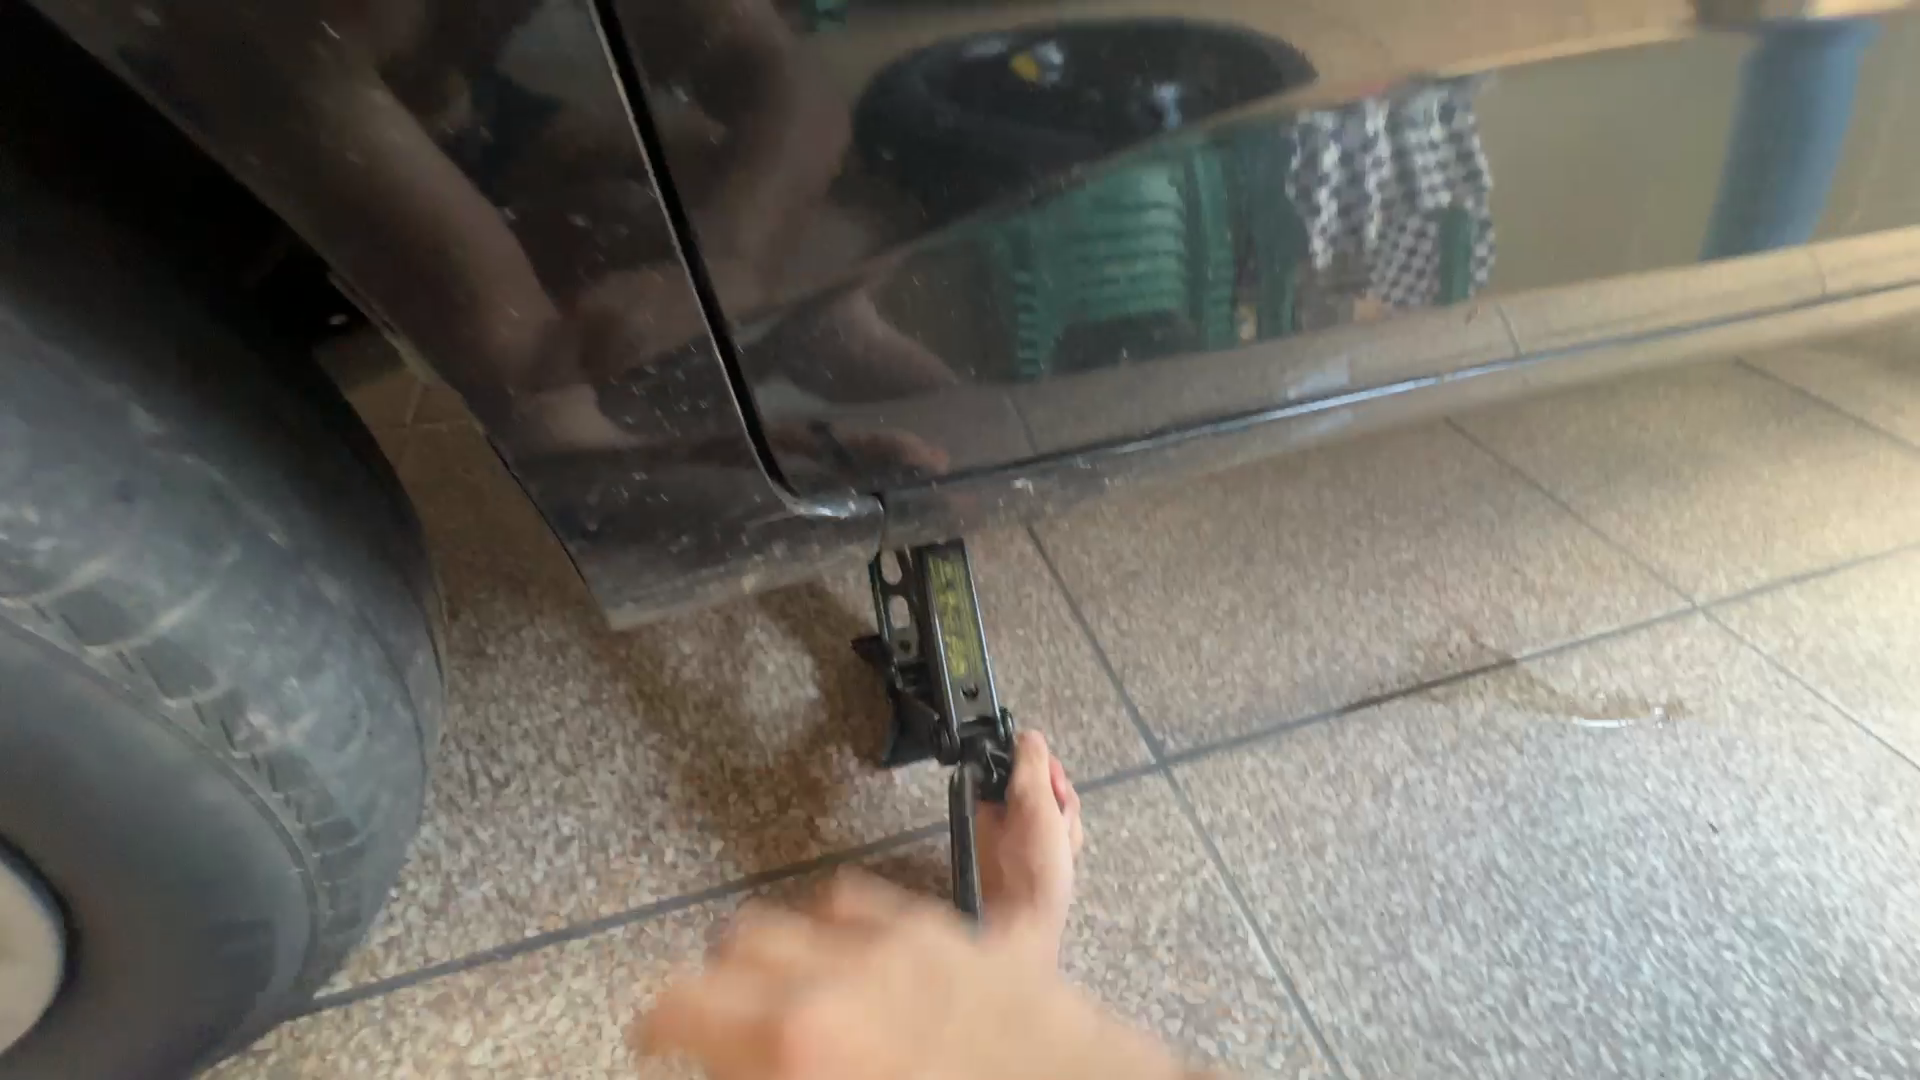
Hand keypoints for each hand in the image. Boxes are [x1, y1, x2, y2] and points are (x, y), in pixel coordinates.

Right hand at [632, 874, 1183, 1079]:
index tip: (653, 1033)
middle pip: (734, 944)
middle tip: (713, 1021)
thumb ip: (772, 1062)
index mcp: (800, 1044)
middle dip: (712, 983)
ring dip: (773, 948)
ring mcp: (894, 944)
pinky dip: (834, 924)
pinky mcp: (942, 932)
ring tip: (776, 986)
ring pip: (795, 913)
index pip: (683, 1006)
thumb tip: (739, 1052)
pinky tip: (842, 952)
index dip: (657, 1021)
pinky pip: (862, 901)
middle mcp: (838, 978)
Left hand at [976, 731, 1083, 958]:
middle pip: (1043, 788)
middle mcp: (997, 814)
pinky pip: (1055, 838)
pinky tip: (1063, 860)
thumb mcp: (1033, 803)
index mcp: (988, 797)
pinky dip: (1064, 846)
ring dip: (1065, 827)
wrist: (1031, 929)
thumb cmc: (1031, 867)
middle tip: (1058, 824)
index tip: (1055, 790)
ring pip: (1054, 813)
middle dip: (1060, 805)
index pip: (1025, 763)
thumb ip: (1032, 764)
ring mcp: (1013, 838)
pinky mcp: (1029, 859)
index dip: (1048, 773)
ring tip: (1061, 848)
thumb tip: (1029, 735)